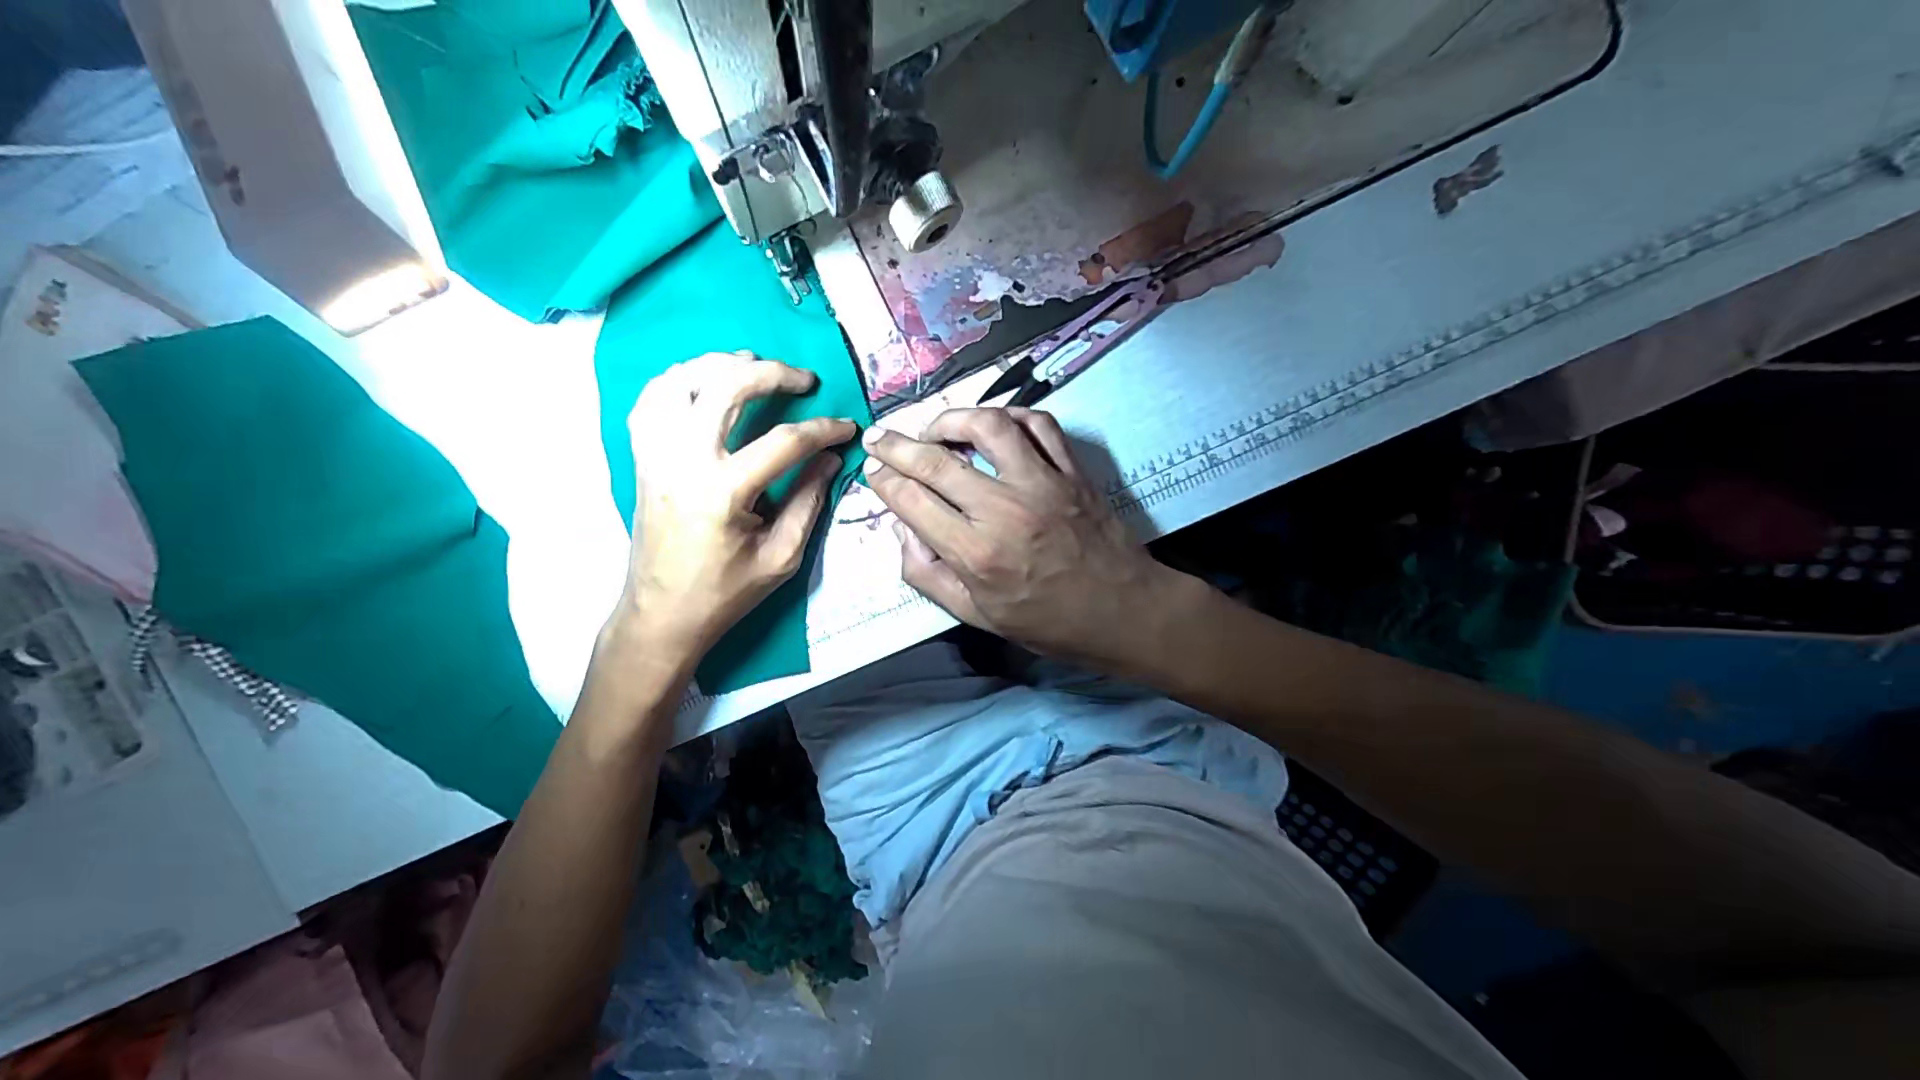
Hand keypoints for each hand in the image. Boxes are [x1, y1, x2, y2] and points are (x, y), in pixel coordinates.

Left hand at [604, 353, 856, 672]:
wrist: (661, 615)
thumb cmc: (724, 593)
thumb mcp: (781, 557)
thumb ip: (809, 501)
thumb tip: (831, 457)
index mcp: (723, 492)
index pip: (785, 441)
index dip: (824, 429)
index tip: (847, 427)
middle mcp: (683, 461)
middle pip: (727, 387)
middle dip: (773, 373)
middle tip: (803, 379)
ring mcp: (655, 455)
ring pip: (681, 379)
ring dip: (721, 365)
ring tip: (754, 367)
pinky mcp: (641, 458)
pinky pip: (650, 399)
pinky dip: (678, 379)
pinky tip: (703, 382)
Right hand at [862, 407, 1185, 668]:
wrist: (1123, 612)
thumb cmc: (1047, 622)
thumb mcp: (977, 615)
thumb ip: (928, 575)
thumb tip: (902, 528)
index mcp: (977, 554)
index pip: (913, 502)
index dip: (884, 481)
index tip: (872, 471)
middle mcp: (1005, 510)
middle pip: (937, 461)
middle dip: (897, 446)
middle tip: (878, 438)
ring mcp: (1042, 483)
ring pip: (988, 426)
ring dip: (951, 419)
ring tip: (933, 429)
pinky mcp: (1071, 470)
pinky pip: (1039, 424)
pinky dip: (1009, 416)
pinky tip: (993, 424)